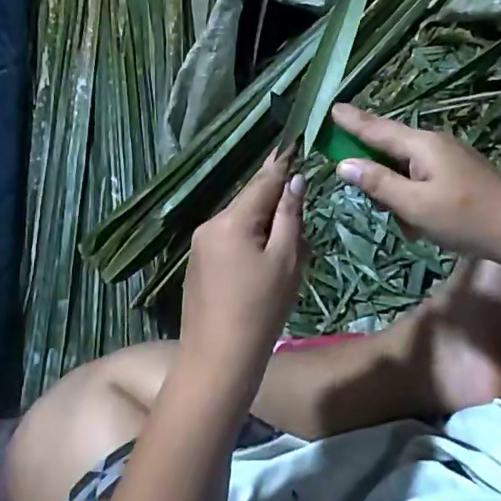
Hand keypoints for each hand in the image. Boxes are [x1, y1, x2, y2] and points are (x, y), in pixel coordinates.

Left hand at [180, 149, 307, 363]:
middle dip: (277, 208)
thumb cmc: (260, 309)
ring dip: (265, 230)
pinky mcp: (198, 266)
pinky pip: (229, 243)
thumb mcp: (286, 261)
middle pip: (251, 203)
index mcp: (231, 220)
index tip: (296, 141)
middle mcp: (210, 225)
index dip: (282, 163)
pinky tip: (263, 273)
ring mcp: (200, 246)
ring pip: (241, 225)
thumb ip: (289, 217)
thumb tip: (293, 181)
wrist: (217, 359)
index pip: (263, 181)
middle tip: (302, 229)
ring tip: (285, 260)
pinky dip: (250, 246)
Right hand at [330, 103, 500, 261]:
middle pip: (390, 148)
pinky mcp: (459, 172)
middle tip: (375, 202)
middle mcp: (435, 143)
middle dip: (375, 172)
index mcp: (421, 145)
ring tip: (409, 225)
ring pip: (406, 168)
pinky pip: (422, 177)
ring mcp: (450, 156)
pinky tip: (423, 223)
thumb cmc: (464, 218)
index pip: (376, 129)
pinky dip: (414, 197)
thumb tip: (344, 163)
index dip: (352, 121)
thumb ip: (378, 183)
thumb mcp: (414, 205)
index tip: (331, 109)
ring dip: (397, 193)